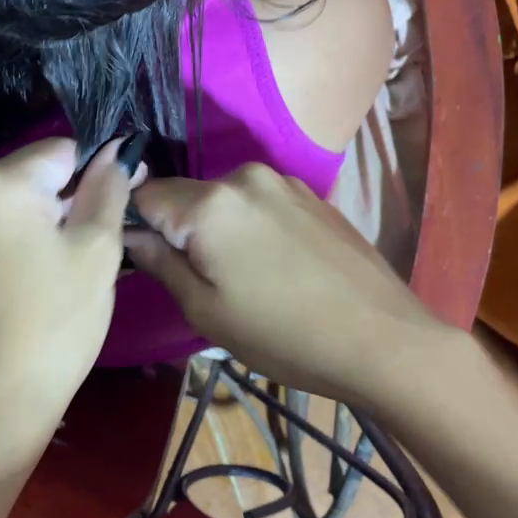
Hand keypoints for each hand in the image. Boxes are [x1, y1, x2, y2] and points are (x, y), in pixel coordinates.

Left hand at [0, 137, 136, 471]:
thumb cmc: (56, 324)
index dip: (87, 176)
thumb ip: (107, 189)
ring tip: (30, 281)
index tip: (99, 213)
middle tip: (68, 256)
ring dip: (9, 231)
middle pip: (15, 183)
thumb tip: (115, 151)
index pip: (56, 151)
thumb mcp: (97, 253)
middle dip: (45, 205)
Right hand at [125, 164, 462, 406]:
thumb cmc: (283, 335)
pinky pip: (259, 204)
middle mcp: (243, 177)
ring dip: (217, 228)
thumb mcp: (205, 311)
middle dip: (179, 229)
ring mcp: (283, 182)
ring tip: (242, 277)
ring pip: (223, 200)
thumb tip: (131, 234)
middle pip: (185, 196)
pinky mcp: (312, 195)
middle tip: (198, 280)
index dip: (136, 225)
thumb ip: (160, 263)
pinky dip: (251, 227)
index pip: (144, 194)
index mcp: (209, 203)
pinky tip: (275, 267)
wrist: (386, 341)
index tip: (147, 261)